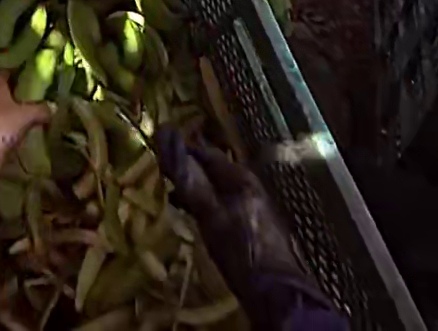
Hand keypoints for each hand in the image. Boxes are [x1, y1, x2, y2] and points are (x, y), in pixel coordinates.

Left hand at [0, 75, 49, 185]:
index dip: (24, 73)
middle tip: (45, 97)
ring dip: (18, 113)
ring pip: (5, 109)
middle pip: (8, 91)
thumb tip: (54, 106)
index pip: (10, 71)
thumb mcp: (26, 116)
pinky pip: (2, 125)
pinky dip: (12, 127)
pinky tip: (26, 132)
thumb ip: (41, 109)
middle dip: (23, 95)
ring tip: (40, 115)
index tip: (40, 77)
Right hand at [155, 126, 304, 300]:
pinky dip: (207, 204)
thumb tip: (167, 142)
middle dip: (188, 171)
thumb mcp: (211, 215)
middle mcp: (248, 184)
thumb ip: (190, 181)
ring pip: (218, 187)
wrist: (278, 296)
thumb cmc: (241, 251)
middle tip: (164, 178)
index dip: (182, 151)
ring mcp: (253, 204)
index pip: (205, 152)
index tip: (159, 157)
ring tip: (175, 198)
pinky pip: (224, 203)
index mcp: (240, 176)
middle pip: (212, 169)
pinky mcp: (253, 224)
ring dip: (197, 189)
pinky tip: (197, 217)